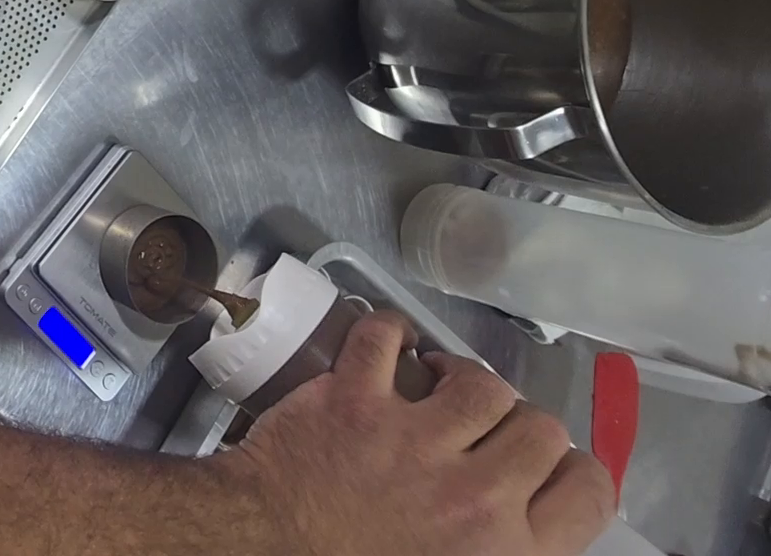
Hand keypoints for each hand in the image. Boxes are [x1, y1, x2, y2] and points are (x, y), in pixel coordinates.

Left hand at [215, 310, 614, 555]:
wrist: (275, 542)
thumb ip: (507, 550)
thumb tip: (528, 519)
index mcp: (516, 548)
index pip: (587, 488)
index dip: (569, 464)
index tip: (538, 455)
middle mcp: (475, 489)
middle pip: (538, 425)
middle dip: (518, 416)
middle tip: (483, 418)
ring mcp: (411, 437)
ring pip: (478, 380)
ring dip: (465, 373)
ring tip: (442, 378)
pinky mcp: (350, 397)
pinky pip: (381, 339)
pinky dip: (390, 327)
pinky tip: (395, 336)